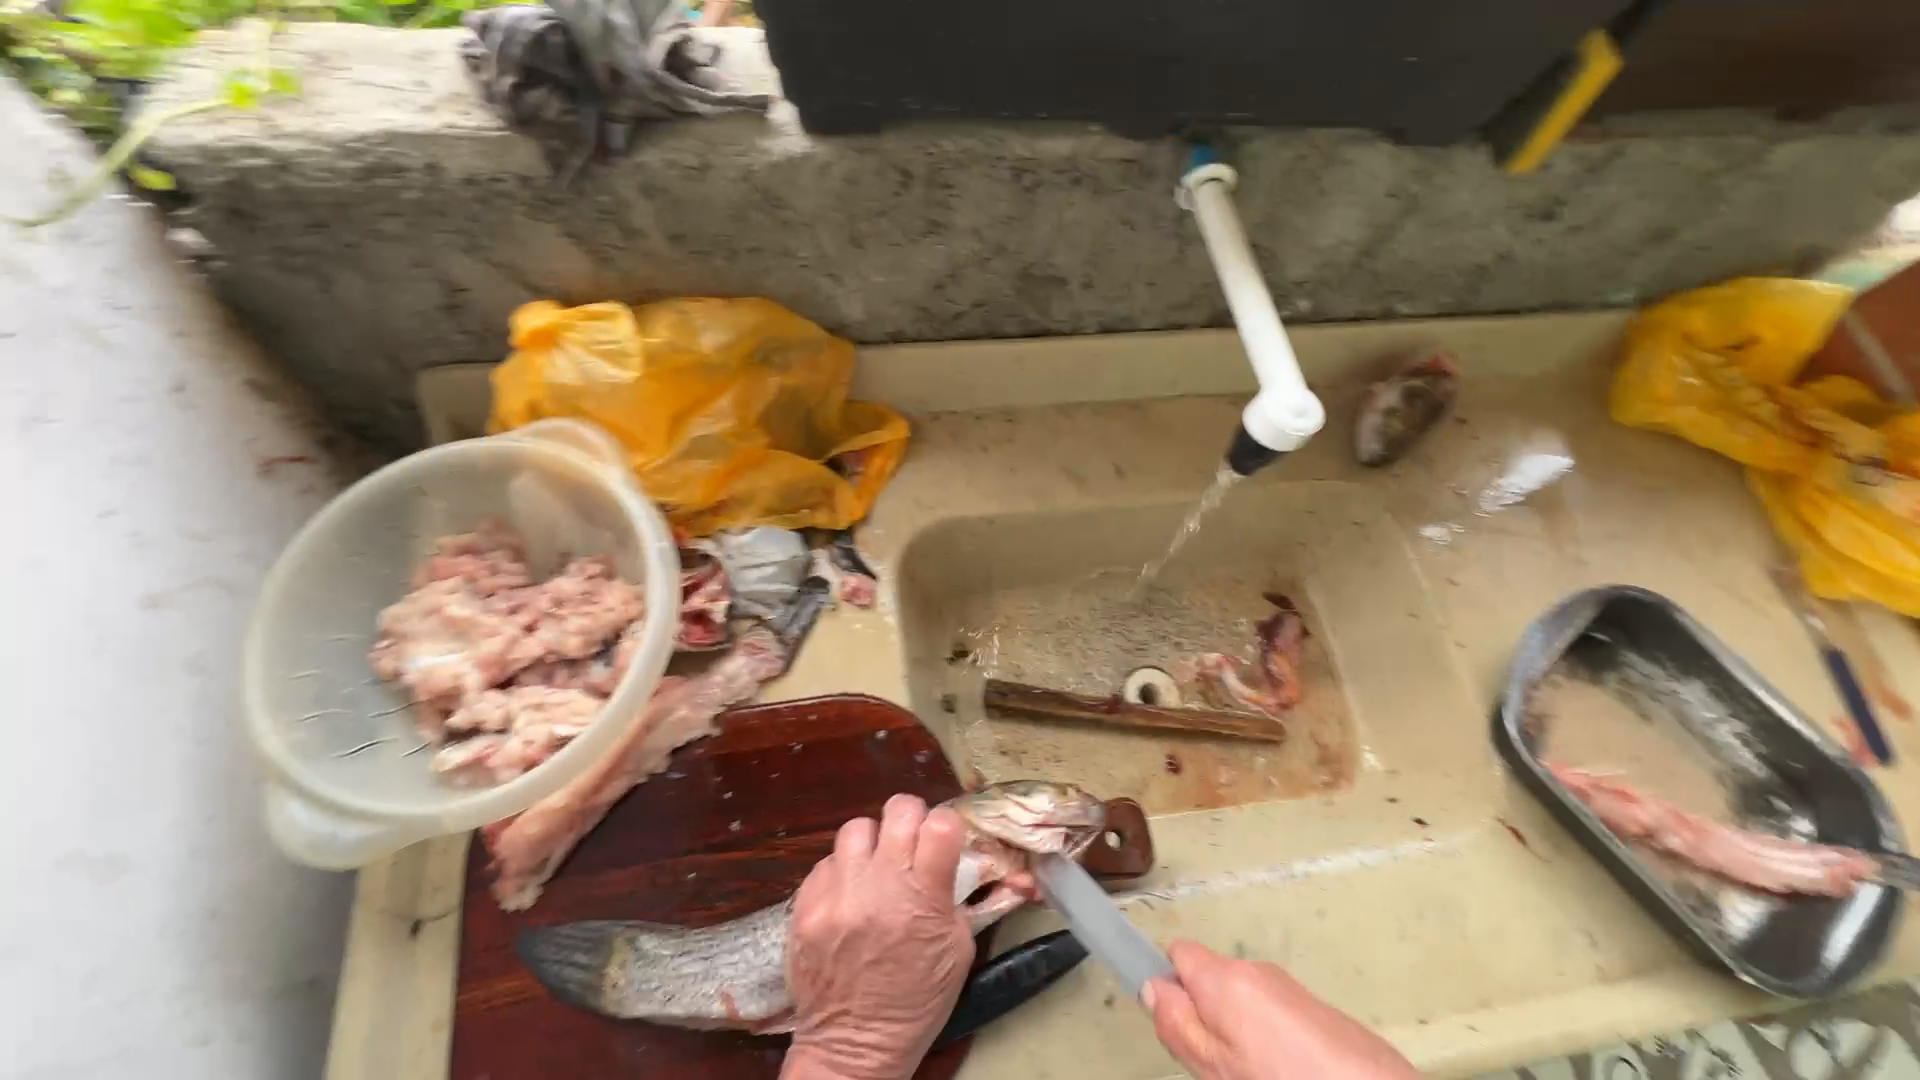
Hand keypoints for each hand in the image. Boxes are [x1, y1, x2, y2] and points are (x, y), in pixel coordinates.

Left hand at [781, 794, 974, 1079]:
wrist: (852, 1046)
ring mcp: (838, 892)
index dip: (944, 825)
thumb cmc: (916, 1002)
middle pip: (899, 809)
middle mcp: (879, 885)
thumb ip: (954, 896)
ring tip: (874, 870)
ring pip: (857, 827)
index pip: (940, 823)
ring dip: (872, 844)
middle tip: (910, 843)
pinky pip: (827, 861)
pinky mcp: (805, 903)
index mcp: (924, 898)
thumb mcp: (959, 951)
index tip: (941, 839)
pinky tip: (847, 898)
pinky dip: (841, 872)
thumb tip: (950, 856)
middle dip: (910, 821)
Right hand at [1144, 942, 1420, 1079]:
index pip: (1178, 951)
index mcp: (1225, 977)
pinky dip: (1274, 1037)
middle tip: (1220, 1063)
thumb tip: (1153, 987)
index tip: (1180, 1021)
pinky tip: (1288, 1073)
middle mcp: (1256, 970)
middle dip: (1209, 1013)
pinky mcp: (1319, 1008)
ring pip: (1246, 999)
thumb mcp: (1213, 1066)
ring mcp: (1291, 987)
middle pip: (1213, 978)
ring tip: (1258, 1073)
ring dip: (1242, 1027)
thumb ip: (1177, 1024)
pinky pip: (1277, 1012)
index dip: (1172, 984)